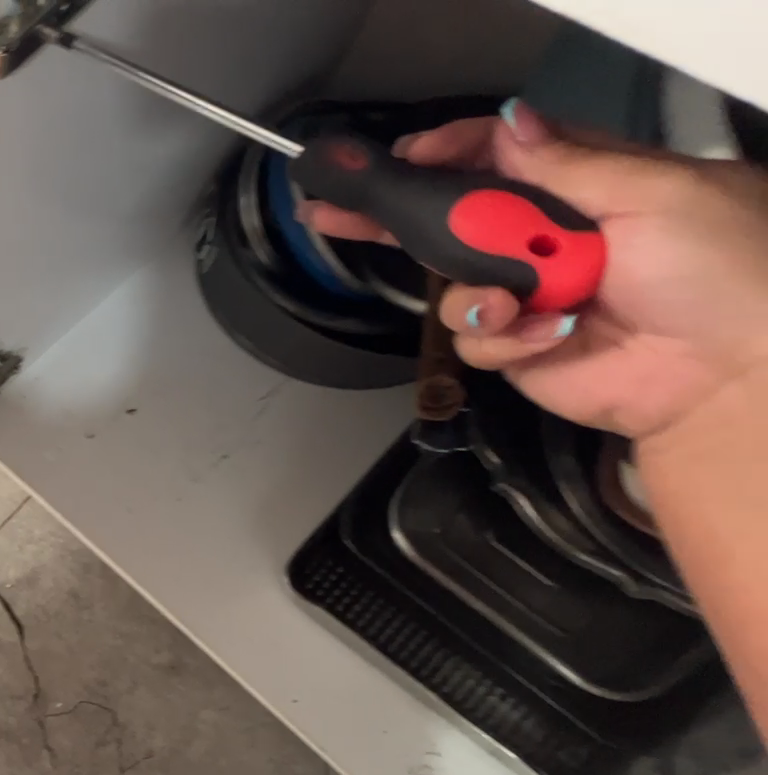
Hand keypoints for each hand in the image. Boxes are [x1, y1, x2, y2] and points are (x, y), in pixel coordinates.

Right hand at [304, 100, 767, 442]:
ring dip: (473, 297)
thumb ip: (570, 164)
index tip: (402, 156)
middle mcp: (545, 238)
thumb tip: (509, 123)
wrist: (723, 375)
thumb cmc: (716, 270)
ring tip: (516, 308)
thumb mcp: (657, 196)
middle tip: (328, 212)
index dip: (451, 152)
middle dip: (391, 218)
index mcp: (587, 187)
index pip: (502, 158)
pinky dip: (504, 337)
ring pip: (449, 286)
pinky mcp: (511, 342)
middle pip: (452, 220)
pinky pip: (472, 334)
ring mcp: (524, 292)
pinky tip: (550, 337)